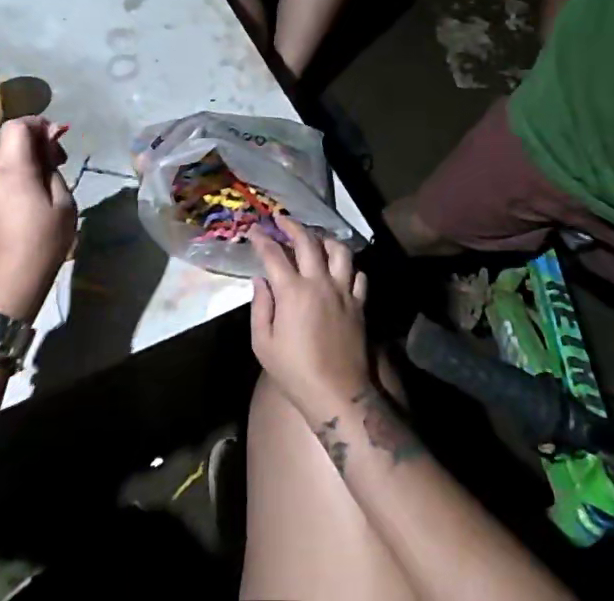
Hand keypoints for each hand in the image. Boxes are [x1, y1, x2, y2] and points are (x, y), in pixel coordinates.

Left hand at [0, 117, 75, 319]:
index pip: (17, 126)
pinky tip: (39, 194)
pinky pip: (5, 175)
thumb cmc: (43, 242)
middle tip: (61, 161)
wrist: (11, 284)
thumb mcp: (63, 202)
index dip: (39, 124)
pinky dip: (22, 173)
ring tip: (53, 179)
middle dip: (38, 141)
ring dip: (31, 158)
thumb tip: (48, 152)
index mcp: (12, 169)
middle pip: (11, 139)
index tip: (60, 141)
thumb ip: (53, 170)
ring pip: (8, 157)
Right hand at [249, 213, 369, 420]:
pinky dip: (349, 267)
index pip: (274, 254)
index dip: (262, 239)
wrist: (337, 393)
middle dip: (292, 226)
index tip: (254, 230)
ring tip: (315, 239)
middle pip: (308, 242)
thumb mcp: (263, 343)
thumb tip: (260, 280)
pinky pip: (358, 274)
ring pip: (339, 251)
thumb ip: (260, 307)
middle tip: (282, 220)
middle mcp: (319, 282)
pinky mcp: (359, 303)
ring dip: (325, 240)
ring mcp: (343, 291)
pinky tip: (340, 269)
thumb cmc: (294, 371)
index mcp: (292, 291)